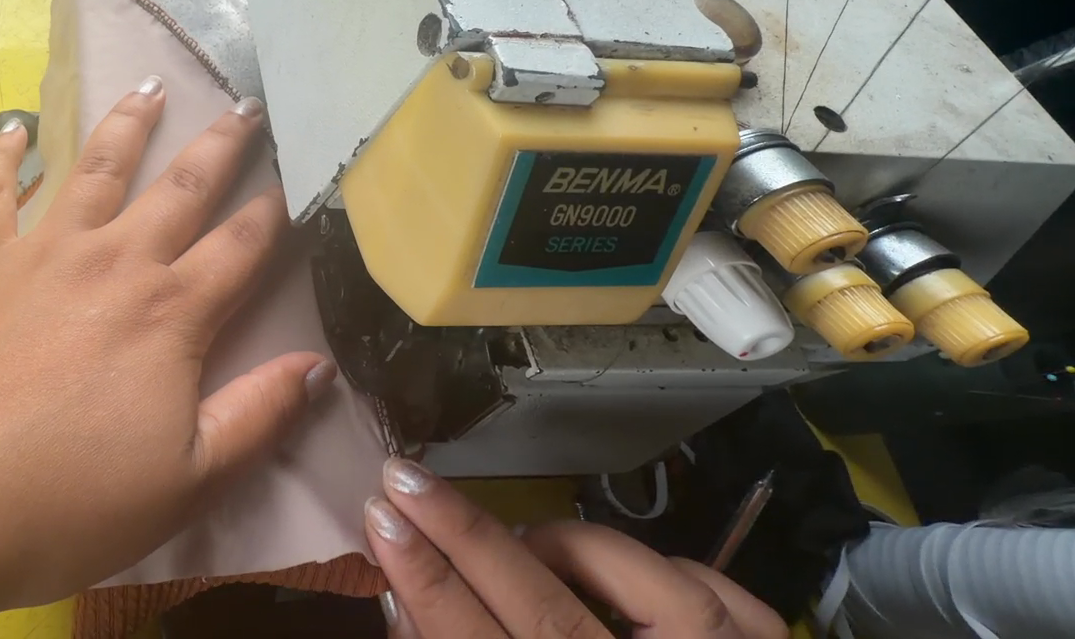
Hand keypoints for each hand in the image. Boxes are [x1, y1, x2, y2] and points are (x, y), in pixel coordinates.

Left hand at [0, 78, 337, 635]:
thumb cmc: (58, 505)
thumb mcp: (183, 485)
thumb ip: (255, 418)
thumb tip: (318, 365)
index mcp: (167, 314)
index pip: (241, 247)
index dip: (275, 210)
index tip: (300, 174)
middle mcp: (111, 262)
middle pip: (180, 188)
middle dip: (219, 144)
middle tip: (245, 104)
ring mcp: (40, 252)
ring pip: (96, 167)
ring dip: (128, 123)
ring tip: (150, 86)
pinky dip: (4, 155)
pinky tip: (13, 129)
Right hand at [367, 458, 786, 638]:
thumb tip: (402, 595)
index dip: (424, 577)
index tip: (376, 513)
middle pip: (543, 611)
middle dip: (461, 533)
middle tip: (400, 474)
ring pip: (634, 581)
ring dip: (557, 545)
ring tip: (521, 545)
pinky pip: (709, 587)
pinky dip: (651, 567)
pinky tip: (613, 583)